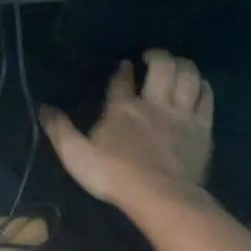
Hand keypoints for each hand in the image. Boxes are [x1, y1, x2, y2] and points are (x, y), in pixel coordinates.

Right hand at [41, 49, 212, 205]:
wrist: (159, 195)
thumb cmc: (113, 175)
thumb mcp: (75, 155)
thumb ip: (60, 130)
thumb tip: (44, 108)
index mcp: (122, 108)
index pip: (122, 79)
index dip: (123, 69)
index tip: (124, 65)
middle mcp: (154, 103)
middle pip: (163, 67)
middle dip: (158, 56)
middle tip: (152, 56)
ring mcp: (182, 114)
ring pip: (189, 76)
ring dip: (183, 65)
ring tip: (177, 64)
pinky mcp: (202, 127)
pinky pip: (206, 97)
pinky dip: (202, 86)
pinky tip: (199, 85)